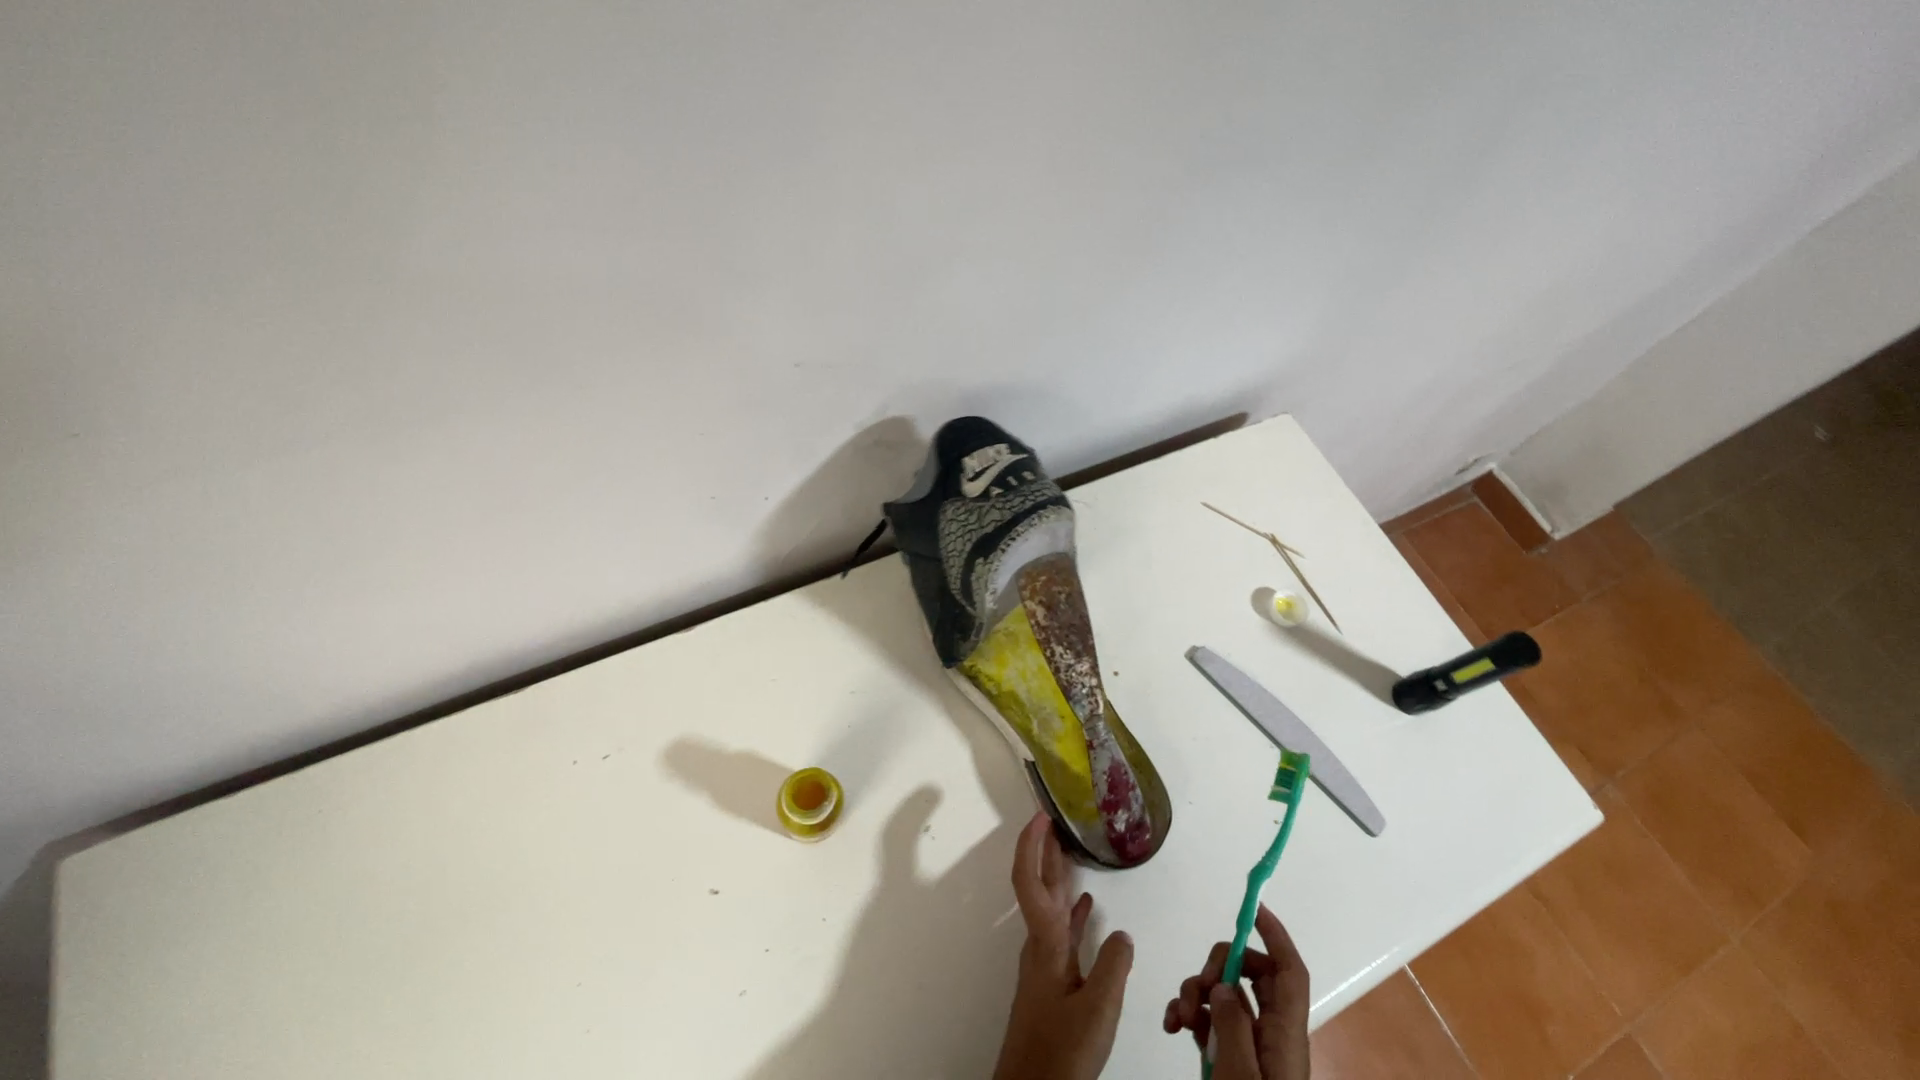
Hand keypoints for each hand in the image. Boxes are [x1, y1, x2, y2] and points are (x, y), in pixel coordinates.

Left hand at [992, 812, 1134, 1079]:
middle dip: (1046, 849)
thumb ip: (1113, 967)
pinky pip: (1063, 931)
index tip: (1041, 816)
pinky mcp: (1053, 979)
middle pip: (1039, 886)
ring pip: (1052, 906)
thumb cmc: (1061, 1049)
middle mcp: (1040, 945)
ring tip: (1075, 848)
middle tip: (1058, 817)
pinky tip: (1089, 906)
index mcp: (1045, 943)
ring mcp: (1045, 961)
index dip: (1032, 845)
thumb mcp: (1097, 1009)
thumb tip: (1123, 935)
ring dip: (1060, 875)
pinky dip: (1075, 912)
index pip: (1030, 881)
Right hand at [1161, 905, 1310, 1079]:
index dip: (1276, 936)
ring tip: (1177, 1017)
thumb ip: (1231, 1024)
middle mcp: (1271, 1034)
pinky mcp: (1231, 1059)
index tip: (1253, 908)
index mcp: (1285, 1034)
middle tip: (1197, 984)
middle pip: (1251, 976)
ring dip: (1196, 994)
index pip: (1289, 972)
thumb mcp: (1239, 1074)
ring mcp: (1250, 1046)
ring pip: (1225, 996)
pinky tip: (1173, 1028)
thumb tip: (1222, 985)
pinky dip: (1191, 1017)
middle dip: (1219, 967)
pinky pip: (1212, 1022)